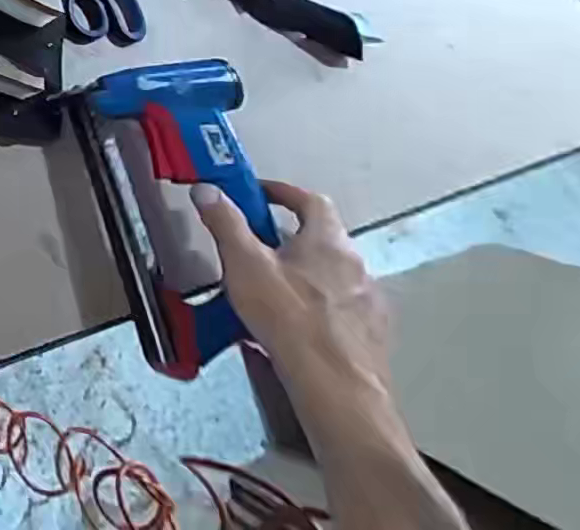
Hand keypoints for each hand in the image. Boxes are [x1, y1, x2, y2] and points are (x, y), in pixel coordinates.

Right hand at [191, 180, 389, 390]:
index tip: (258, 193)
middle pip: (322, 238)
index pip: (311, 200)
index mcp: (328, 241)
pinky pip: (342, 309)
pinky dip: (319, 307)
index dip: (283, 191)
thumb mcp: (244, 263)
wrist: (336, 390)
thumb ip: (225, 222)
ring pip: (333, 275)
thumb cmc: (288, 317)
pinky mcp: (372, 338)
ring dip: (305, 273)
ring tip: (272, 289)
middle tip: (257, 246)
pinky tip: (295, 325)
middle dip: (289, 237)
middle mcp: (357, 266)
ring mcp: (370, 304)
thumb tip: (207, 189)